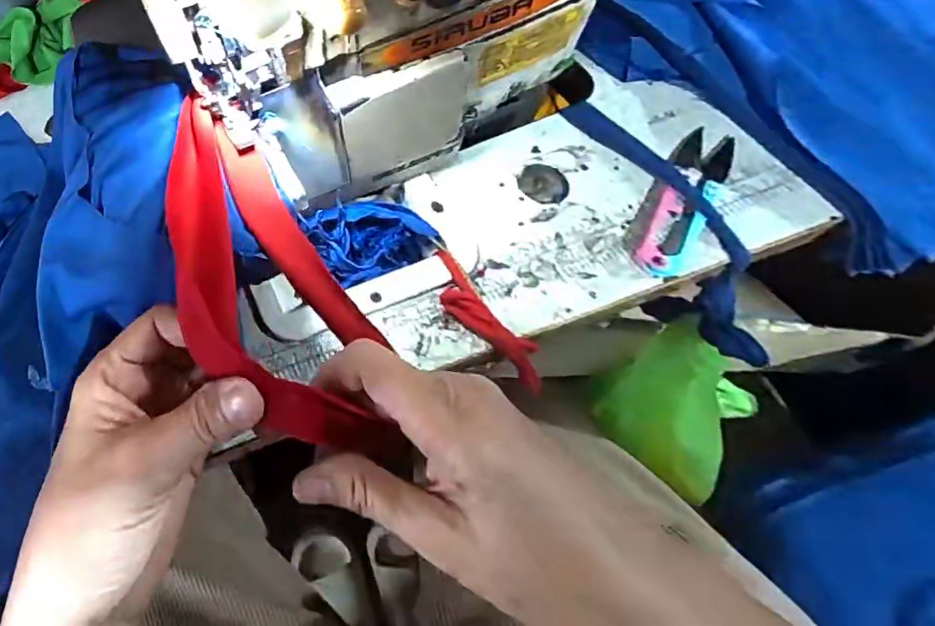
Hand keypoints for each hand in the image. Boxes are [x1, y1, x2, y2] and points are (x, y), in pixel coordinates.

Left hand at [1, 306, 264, 625]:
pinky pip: (219, 419)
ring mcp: (166, 419)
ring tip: (276, 387)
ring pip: (208, 383)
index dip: (194, 324)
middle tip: (265, 363)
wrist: (85, 604)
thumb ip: (198, 422)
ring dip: (239, 383)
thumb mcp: (141, 464)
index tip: (237, 335)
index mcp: (114, 377)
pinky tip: (274, 412)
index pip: (158, 327)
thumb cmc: (92, 520)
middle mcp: (142, 389)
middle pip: (189, 351)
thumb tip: (254, 386)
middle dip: (224, 353)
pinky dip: (244, 414)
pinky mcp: (188, 450)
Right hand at [291, 340, 786, 625]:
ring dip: (374, 419)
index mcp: (446, 412)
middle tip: (329, 465)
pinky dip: (404, 424)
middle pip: (381, 371)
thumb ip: (370, 494)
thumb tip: (303, 477)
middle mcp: (460, 386)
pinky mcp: (492, 409)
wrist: (632, 575)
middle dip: (345, 408)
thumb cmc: (537, 564)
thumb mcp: (444, 539)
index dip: (326, 378)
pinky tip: (409, 472)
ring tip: (366, 476)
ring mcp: (480, 394)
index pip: (365, 358)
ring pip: (403, 386)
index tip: (305, 423)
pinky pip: (430, 399)